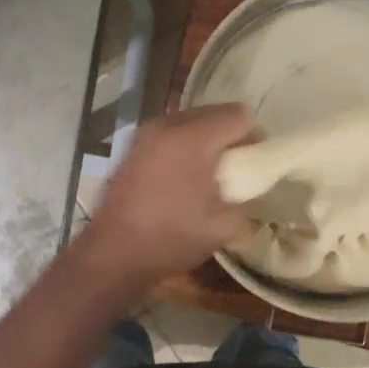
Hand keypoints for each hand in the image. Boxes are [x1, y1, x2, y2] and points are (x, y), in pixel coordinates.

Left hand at [74, 104, 254, 289]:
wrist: (113, 254)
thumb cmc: (171, 238)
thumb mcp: (224, 226)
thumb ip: (248, 201)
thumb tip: (253, 191)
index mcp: (193, 138)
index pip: (239, 115)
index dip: (255, 137)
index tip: (255, 163)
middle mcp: (167, 125)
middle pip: (213, 113)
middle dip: (229, 136)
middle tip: (236, 169)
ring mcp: (144, 135)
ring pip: (189, 122)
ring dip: (205, 140)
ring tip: (209, 174)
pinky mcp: (131, 149)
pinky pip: (169, 135)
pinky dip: (183, 147)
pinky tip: (182, 179)